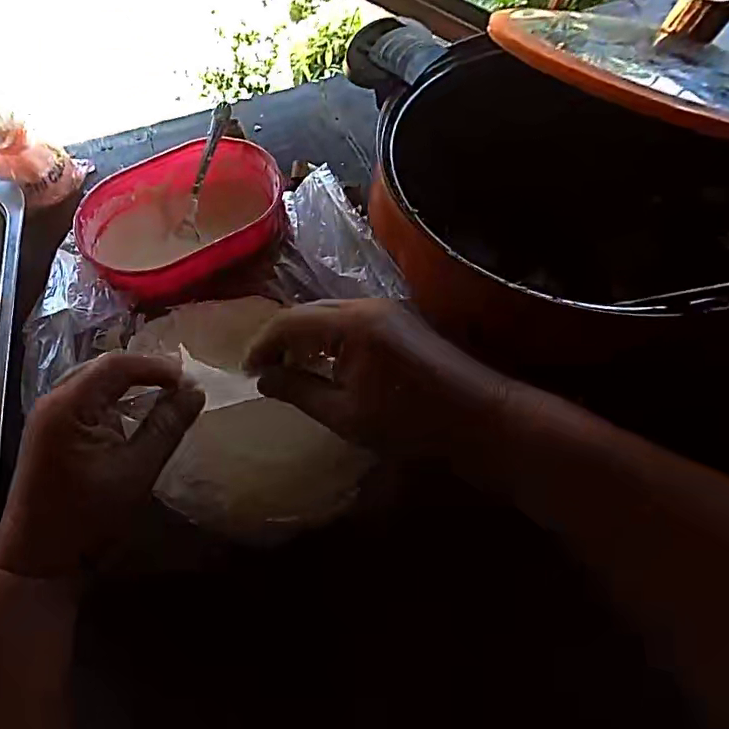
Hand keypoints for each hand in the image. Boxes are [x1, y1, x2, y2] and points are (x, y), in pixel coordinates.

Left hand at [0, 353, 204, 580]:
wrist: (37, 559)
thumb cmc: (87, 517)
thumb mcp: (136, 470)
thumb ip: (166, 427)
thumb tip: (194, 391)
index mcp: (68, 405)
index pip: (115, 364)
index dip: (155, 366)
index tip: (189, 379)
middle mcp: (51, 401)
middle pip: (101, 369)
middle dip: (142, 373)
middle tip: (180, 385)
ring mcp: (45, 417)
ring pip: (92, 385)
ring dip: (127, 388)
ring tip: (164, 397)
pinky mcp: (48, 434)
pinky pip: (83, 404)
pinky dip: (110, 405)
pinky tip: (133, 418)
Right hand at [242, 298, 518, 461]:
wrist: (482, 419)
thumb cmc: (411, 423)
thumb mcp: (345, 414)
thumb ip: (298, 391)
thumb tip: (262, 379)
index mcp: (352, 325)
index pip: (289, 322)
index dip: (261, 345)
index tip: (246, 371)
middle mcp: (367, 305)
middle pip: (306, 311)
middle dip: (279, 337)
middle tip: (262, 368)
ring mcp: (386, 308)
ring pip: (325, 313)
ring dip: (301, 335)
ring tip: (287, 366)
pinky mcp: (397, 319)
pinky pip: (346, 319)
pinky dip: (324, 336)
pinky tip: (321, 361)